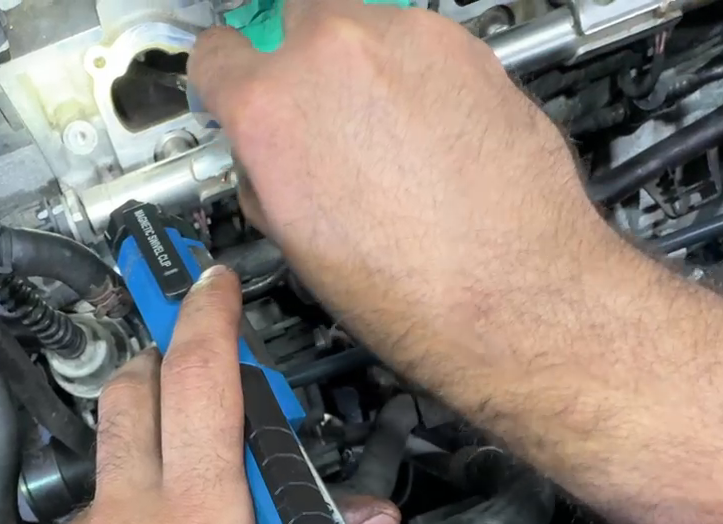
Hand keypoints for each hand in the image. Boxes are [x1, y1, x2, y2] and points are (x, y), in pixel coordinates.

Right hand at [190, 0, 634, 385]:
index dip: (222, 82)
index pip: (216, 55)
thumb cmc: (411, 293)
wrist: (507, 297)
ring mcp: (405, 40)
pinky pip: (417, 43)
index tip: (236, 92)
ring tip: (383, 142)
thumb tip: (263, 163)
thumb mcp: (299, 249)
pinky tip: (426, 139)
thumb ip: (266, 180)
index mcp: (273, 110)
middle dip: (295, 64)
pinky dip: (412, 78)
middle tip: (317, 120)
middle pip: (290, 18)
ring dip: (358, 70)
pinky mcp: (466, 46)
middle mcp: (333, 55)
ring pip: (359, 26)